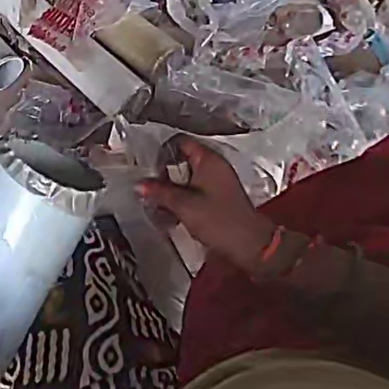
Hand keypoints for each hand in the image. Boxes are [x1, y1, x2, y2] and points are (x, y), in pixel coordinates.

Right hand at [135, 136, 277, 273]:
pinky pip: (192, 190)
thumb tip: (139, 184)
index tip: (148, 168)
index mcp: (208, 159)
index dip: (161, 152)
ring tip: (155, 202)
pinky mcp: (216, 197)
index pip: (179, 142)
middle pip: (180, 160)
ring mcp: (216, 182)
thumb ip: (159, 192)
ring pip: (185, 177)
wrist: (249, 246)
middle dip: (162, 174)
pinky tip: (168, 212)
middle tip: (147, 187)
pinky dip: (180, 198)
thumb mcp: (184, 205)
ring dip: (169, 189)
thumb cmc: (218, 220)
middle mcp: (213, 166)